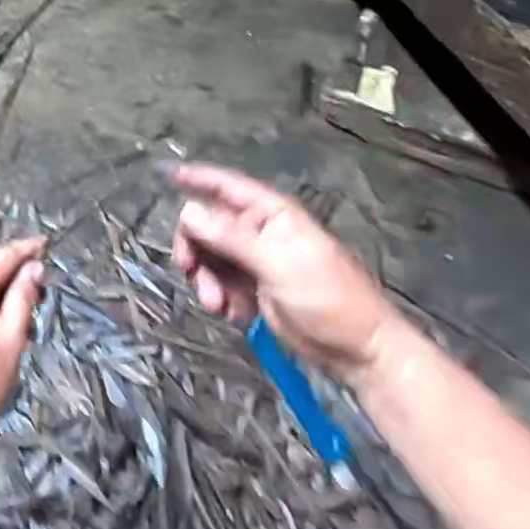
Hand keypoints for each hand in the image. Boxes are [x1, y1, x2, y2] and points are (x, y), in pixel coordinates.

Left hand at [0, 238, 44, 428]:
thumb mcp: (12, 336)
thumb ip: (23, 296)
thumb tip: (34, 267)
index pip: (4, 255)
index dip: (28, 249)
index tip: (49, 243)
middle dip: (19, 267)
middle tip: (45, 280)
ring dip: (9, 283)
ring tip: (33, 299)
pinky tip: (12, 312)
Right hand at [173, 164, 400, 381]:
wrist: (358, 351)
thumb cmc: (328, 298)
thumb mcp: (277, 263)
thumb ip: (230, 237)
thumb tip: (187, 211)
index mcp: (272, 214)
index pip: (228, 187)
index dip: (199, 179)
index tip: (171, 177)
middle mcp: (259, 231)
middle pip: (208, 225)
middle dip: (196, 248)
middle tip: (189, 270)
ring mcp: (255, 261)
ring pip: (210, 257)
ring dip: (207, 279)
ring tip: (219, 304)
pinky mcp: (253, 288)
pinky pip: (220, 282)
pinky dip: (220, 297)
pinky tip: (235, 313)